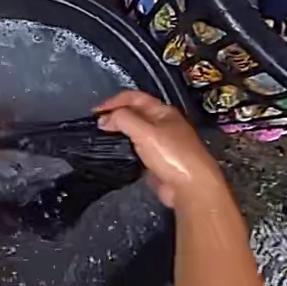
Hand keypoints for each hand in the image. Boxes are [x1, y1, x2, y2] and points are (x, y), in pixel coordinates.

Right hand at [95, 90, 229, 209]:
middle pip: (134, 113)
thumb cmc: (173, 155)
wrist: (191, 188)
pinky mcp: (157, 162)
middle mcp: (163, 124)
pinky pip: (137, 150)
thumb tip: (104, 120)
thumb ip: (122, 119)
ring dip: (119, 133)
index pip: (134, 97)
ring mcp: (161, 144)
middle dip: (115, 116)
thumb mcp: (145, 131)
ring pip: (134, 132)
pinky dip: (124, 149)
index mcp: (163, 111)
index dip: (113, 101)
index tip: (95, 112)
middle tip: (96, 126)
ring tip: (101, 139)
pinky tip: (115, 154)